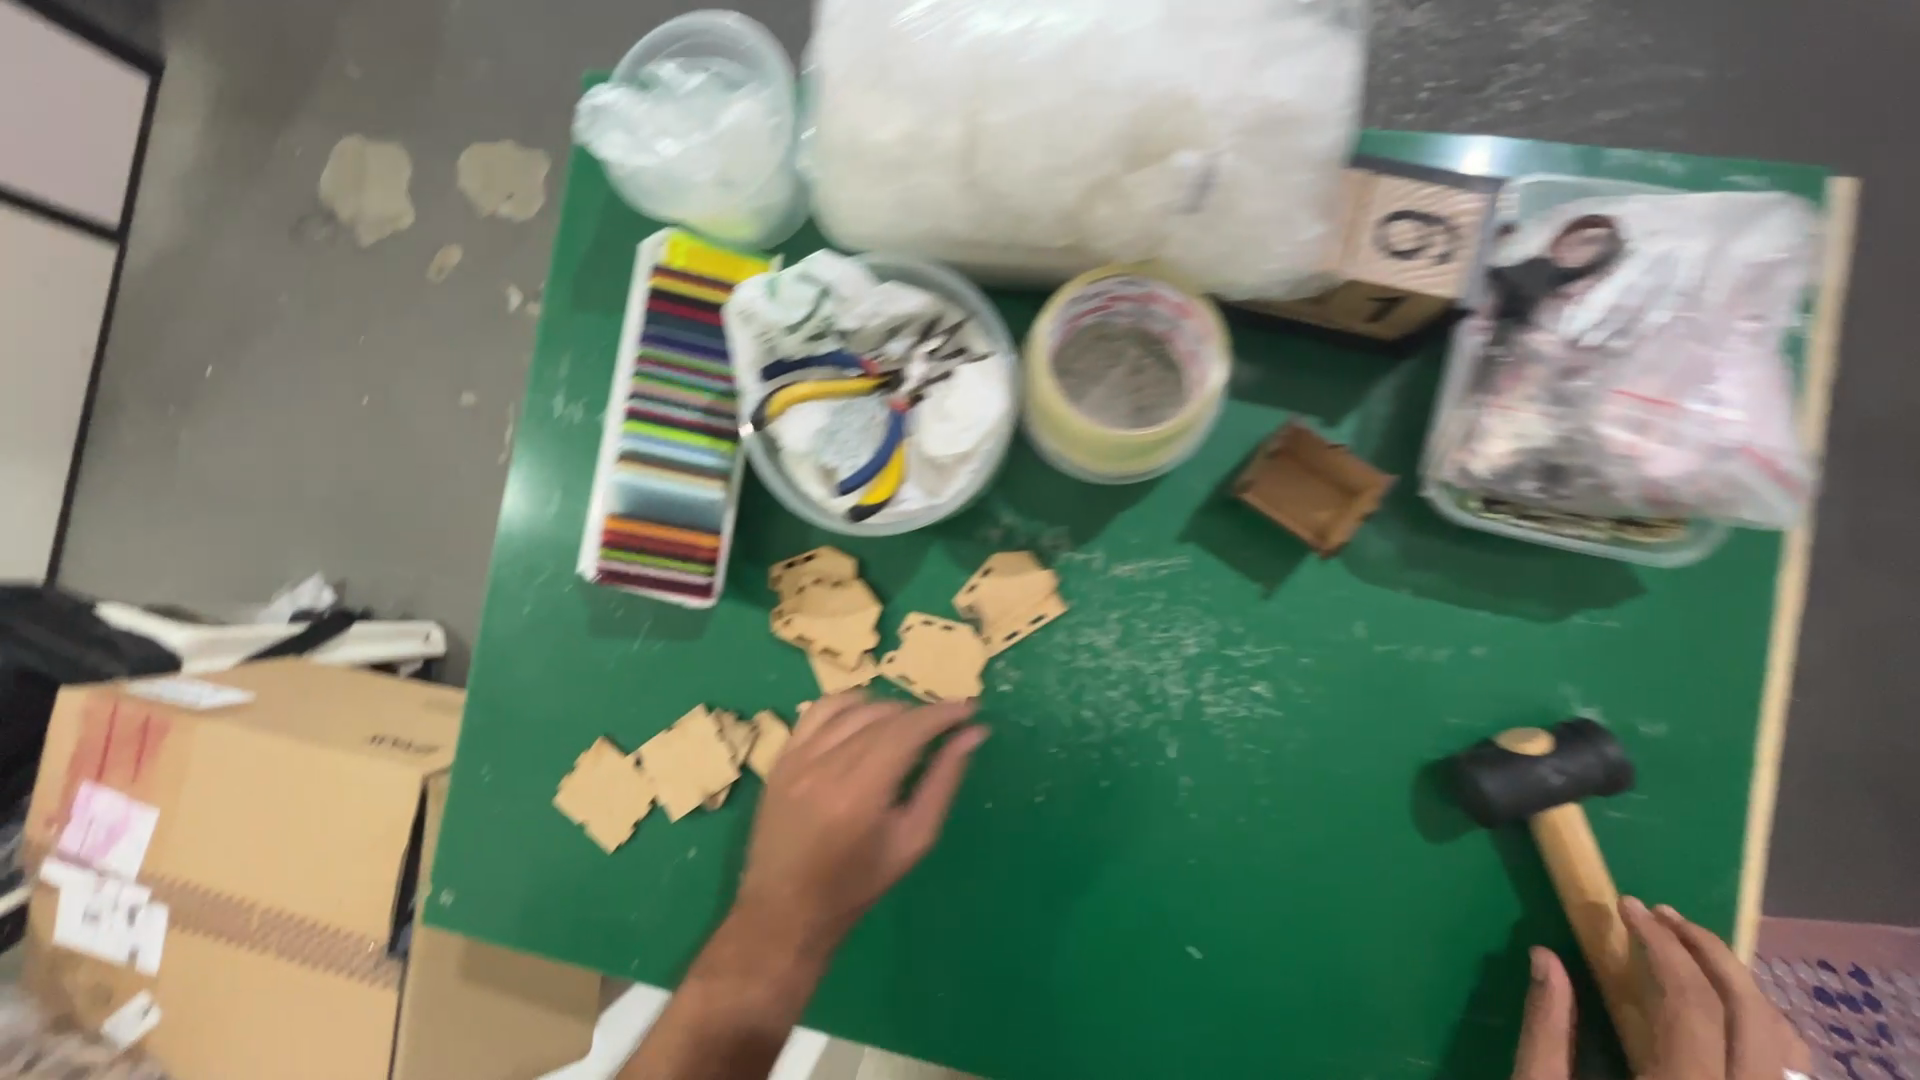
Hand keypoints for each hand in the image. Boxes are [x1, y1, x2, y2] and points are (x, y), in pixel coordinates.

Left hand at [730, 691, 988, 958]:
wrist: (786, 909)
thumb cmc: (857, 885)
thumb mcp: (914, 840)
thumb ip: (943, 782)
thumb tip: (973, 735)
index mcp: (860, 794)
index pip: (907, 731)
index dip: (941, 714)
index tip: (968, 710)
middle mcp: (825, 766)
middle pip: (882, 716)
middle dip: (921, 713)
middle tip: (945, 724)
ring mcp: (797, 758)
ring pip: (852, 708)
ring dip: (888, 708)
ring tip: (909, 724)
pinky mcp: (782, 757)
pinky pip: (818, 711)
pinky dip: (848, 704)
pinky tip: (866, 715)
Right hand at [1514, 897, 1810, 1079]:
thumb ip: (1548, 1032)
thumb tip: (1546, 957)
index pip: (1688, 1001)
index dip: (1658, 944)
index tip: (1625, 907)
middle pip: (1752, 1014)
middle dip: (1708, 951)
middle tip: (1660, 914)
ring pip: (1789, 1046)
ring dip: (1743, 986)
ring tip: (1693, 952)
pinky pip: (1792, 1074)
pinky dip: (1766, 1029)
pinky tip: (1727, 1013)